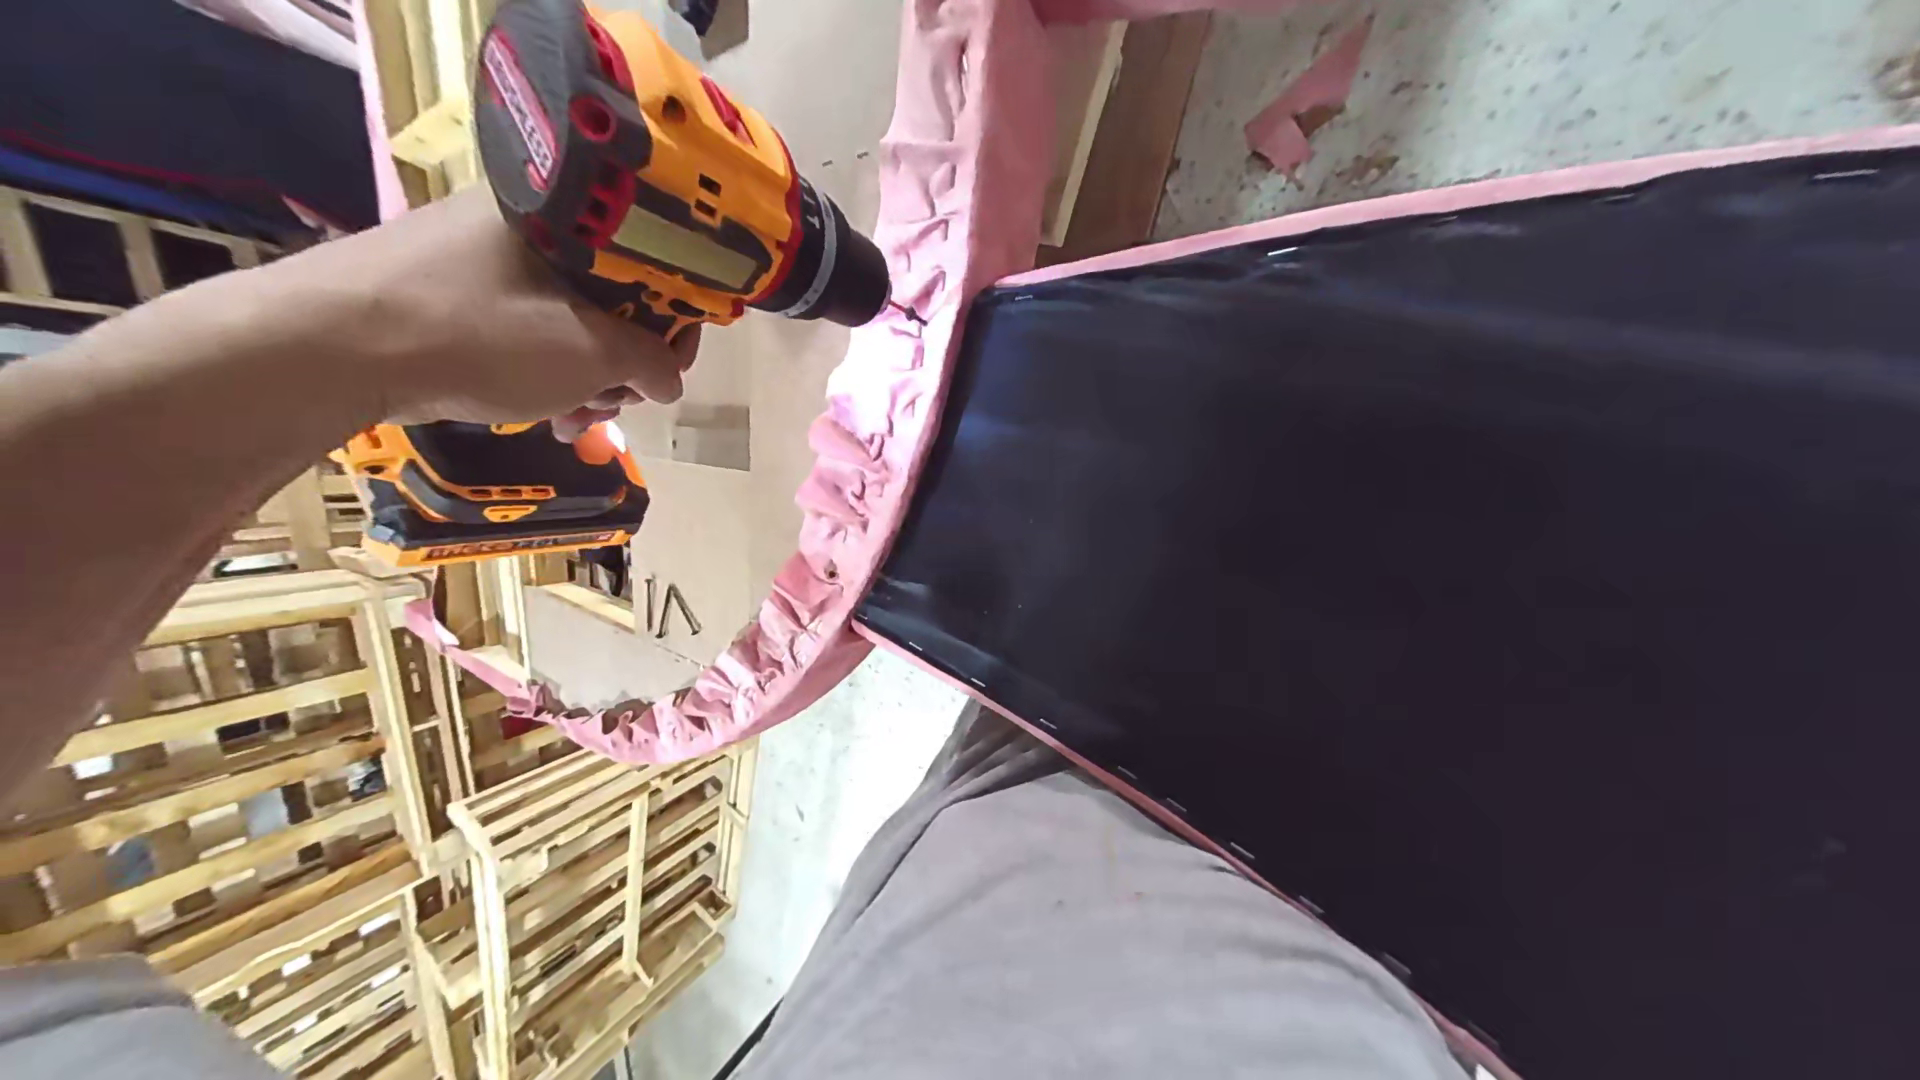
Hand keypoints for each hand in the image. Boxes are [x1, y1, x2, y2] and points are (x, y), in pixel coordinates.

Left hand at [264, 187, 697, 429]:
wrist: (326, 347)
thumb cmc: (480, 336)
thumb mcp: (590, 354)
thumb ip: (651, 364)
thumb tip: (671, 381)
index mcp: (567, 219)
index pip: (653, 268)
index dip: (674, 324)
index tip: (669, 371)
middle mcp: (530, 228)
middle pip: (613, 302)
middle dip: (624, 365)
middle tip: (615, 405)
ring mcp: (486, 261)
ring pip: (573, 324)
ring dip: (589, 381)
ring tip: (576, 420)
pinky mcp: (456, 294)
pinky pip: (530, 333)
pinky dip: (550, 376)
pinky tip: (548, 415)